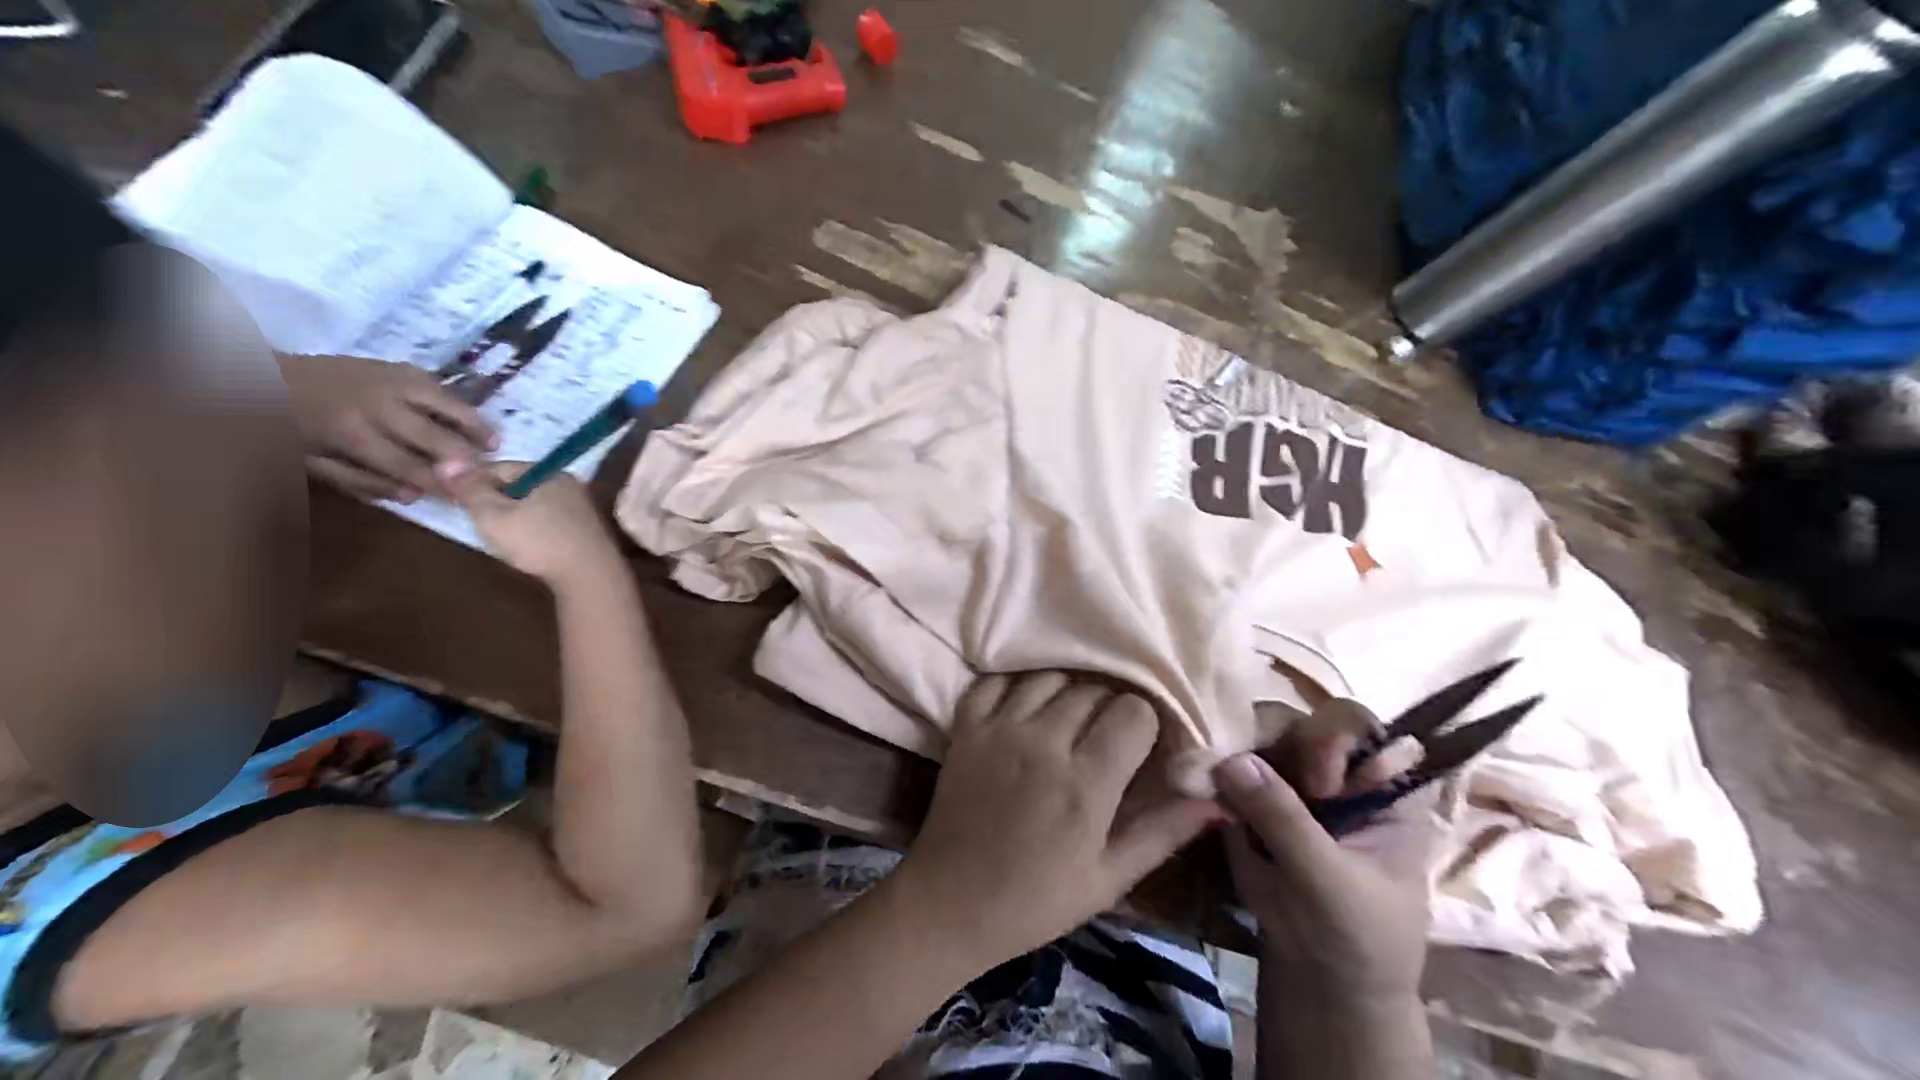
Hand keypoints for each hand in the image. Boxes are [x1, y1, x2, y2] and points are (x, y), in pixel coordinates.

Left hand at [279, 353, 497, 500]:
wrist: (258, 373)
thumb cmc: (284, 428)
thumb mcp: (310, 463)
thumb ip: (362, 481)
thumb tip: (414, 495)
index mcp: (348, 432)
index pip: (405, 464)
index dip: (436, 483)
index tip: (463, 497)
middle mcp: (375, 403)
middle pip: (430, 433)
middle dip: (461, 456)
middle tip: (487, 472)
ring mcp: (387, 380)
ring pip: (442, 402)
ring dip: (471, 423)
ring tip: (494, 441)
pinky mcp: (394, 366)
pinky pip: (434, 385)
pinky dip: (455, 402)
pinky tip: (469, 417)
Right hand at [438, 460, 622, 585]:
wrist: (589, 574)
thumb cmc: (538, 541)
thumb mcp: (492, 514)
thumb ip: (470, 489)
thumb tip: (448, 462)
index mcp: (549, 473)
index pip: (499, 467)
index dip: (472, 481)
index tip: (452, 498)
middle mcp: (569, 484)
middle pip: (518, 485)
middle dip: (493, 499)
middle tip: (471, 518)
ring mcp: (580, 507)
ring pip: (533, 503)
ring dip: (511, 514)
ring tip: (494, 532)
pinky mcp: (585, 529)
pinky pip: (548, 520)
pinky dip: (531, 527)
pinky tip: (523, 543)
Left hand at [888, 673, 1224, 965]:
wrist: (950, 903)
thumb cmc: (1036, 900)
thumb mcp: (1108, 877)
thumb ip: (1163, 831)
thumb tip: (1218, 800)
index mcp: (1085, 783)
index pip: (1133, 712)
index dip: (1144, 724)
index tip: (1140, 745)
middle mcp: (1043, 743)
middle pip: (1093, 690)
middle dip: (1109, 708)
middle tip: (1106, 736)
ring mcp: (999, 729)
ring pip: (1049, 677)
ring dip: (1067, 691)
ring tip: (1068, 721)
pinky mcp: (965, 727)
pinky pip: (996, 680)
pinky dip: (1016, 685)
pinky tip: (1026, 707)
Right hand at [1214, 699, 1434, 999]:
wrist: (1323, 982)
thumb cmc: (1356, 936)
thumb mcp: (1330, 883)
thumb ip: (1285, 821)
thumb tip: (1231, 759)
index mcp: (1382, 786)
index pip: (1358, 729)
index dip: (1333, 739)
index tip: (1318, 783)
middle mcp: (1335, 770)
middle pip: (1297, 725)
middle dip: (1265, 739)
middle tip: (1236, 768)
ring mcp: (1291, 781)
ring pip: (1256, 741)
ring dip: (1229, 750)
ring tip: (1206, 776)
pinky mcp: (1254, 796)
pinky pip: (1229, 768)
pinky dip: (1210, 771)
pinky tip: (1194, 783)